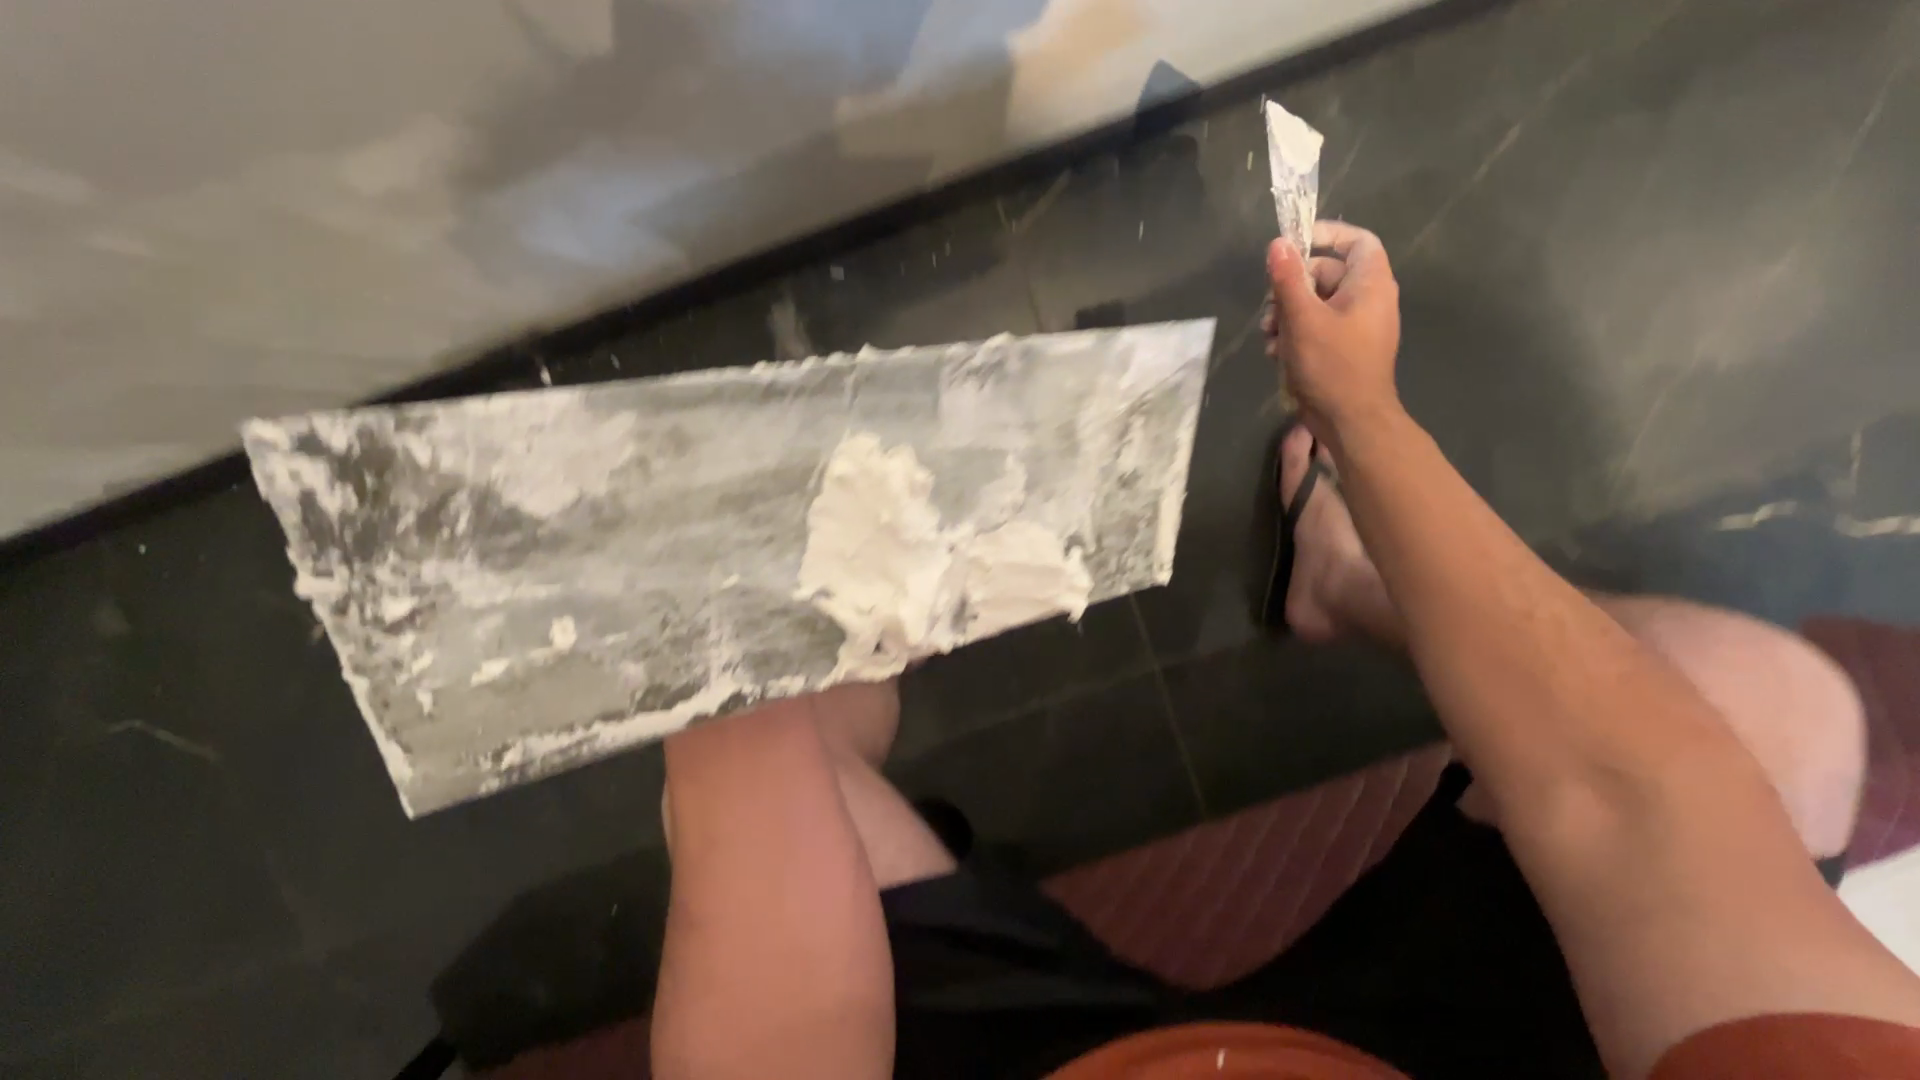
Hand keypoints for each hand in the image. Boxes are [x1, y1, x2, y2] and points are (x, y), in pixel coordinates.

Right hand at [1262, 220, 1403, 443]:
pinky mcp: (1345, 348)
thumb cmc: (1331, 364)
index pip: (1356, 240)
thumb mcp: (1303, 318)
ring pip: (1317, 303)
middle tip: (1270, 308)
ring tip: (1270, 336)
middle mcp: (1369, 298)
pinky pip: (1319, 327)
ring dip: (1287, 315)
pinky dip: (1297, 334)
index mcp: (1370, 283)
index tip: (1292, 244)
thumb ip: (1288, 278)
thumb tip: (1278, 243)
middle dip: (1292, 287)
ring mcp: (1358, 325)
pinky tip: (1277, 352)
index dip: (1325, 234)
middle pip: (1327, 273)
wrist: (1351, 420)